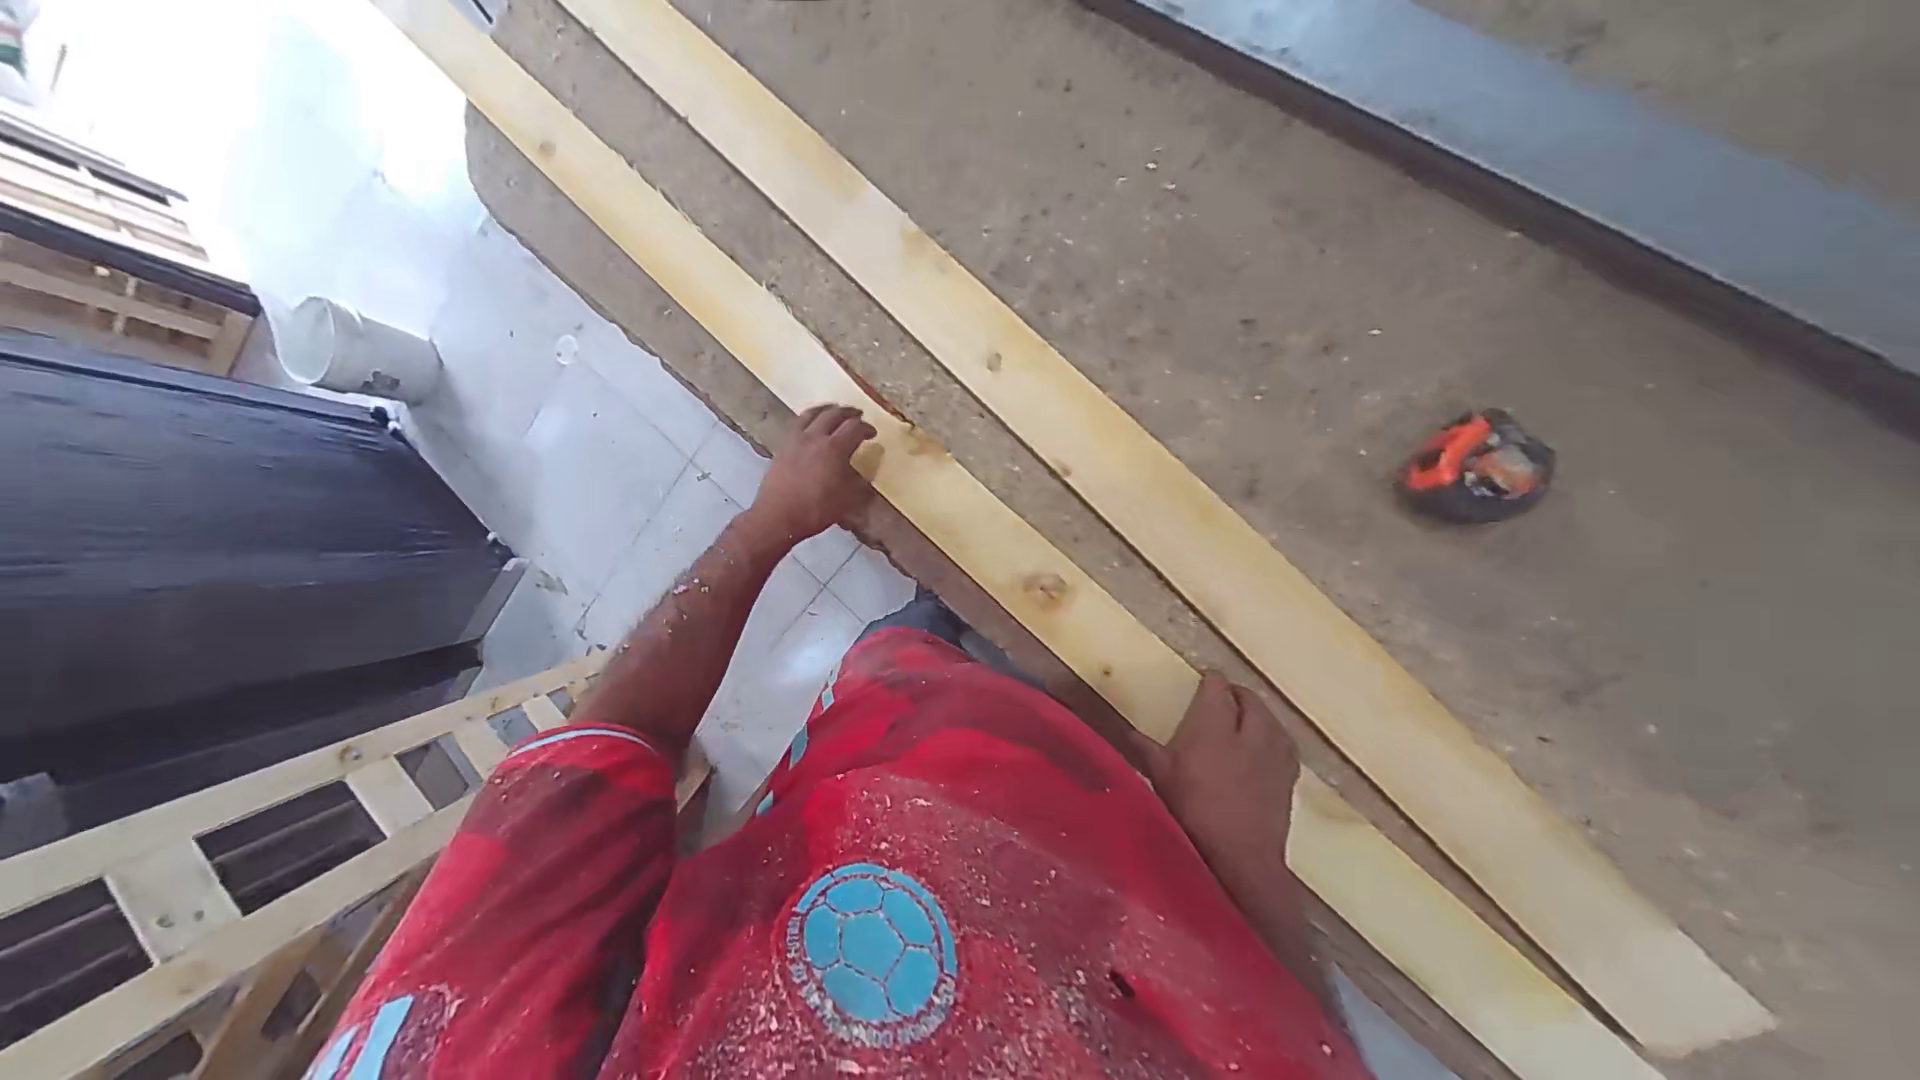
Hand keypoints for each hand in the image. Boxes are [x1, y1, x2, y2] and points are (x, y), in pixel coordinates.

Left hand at [746, 404, 877, 544]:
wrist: (777, 516)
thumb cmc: (816, 510)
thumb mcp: (847, 501)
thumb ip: (861, 484)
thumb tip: (868, 474)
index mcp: (834, 449)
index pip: (855, 428)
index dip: (867, 428)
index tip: (872, 433)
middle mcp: (815, 437)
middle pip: (834, 414)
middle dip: (849, 412)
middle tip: (858, 415)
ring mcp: (796, 439)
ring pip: (813, 413)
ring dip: (827, 409)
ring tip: (834, 410)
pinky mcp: (782, 446)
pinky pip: (797, 423)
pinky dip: (809, 418)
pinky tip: (810, 425)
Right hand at [1141, 672, 1299, 878]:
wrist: (1241, 854)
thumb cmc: (1194, 810)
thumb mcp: (1161, 778)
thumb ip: (1146, 750)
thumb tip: (1128, 733)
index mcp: (1214, 724)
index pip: (1217, 687)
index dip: (1211, 679)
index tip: (1203, 679)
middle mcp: (1249, 730)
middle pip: (1249, 698)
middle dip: (1236, 693)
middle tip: (1222, 696)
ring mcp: (1273, 753)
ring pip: (1271, 718)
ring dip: (1258, 711)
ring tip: (1245, 715)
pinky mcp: (1289, 776)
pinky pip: (1284, 742)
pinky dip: (1274, 735)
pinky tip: (1266, 745)